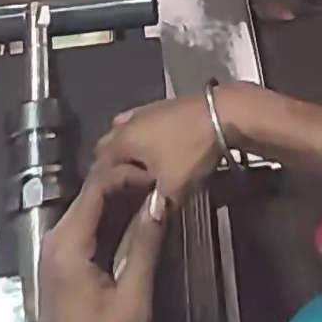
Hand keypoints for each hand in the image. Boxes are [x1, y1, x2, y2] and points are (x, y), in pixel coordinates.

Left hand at [39, 164, 167, 321]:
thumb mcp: (132, 301)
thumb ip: (146, 245)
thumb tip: (161, 198)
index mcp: (67, 245)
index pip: (97, 185)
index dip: (129, 173)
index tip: (159, 173)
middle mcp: (56, 240)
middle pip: (92, 191)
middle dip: (128, 181)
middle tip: (163, 182)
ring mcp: (57, 251)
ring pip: (92, 205)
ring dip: (123, 197)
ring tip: (157, 195)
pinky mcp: (63, 262)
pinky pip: (89, 224)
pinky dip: (114, 216)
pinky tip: (140, 218)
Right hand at [96, 92, 235, 200]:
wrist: (222, 114)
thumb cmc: (191, 149)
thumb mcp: (173, 186)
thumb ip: (157, 205)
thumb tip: (151, 217)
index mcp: (124, 138)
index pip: (99, 160)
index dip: (101, 181)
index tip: (109, 199)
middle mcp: (130, 120)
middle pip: (111, 142)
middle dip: (114, 163)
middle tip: (125, 185)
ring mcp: (149, 108)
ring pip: (129, 130)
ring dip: (132, 148)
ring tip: (142, 169)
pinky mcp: (167, 105)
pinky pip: (146, 124)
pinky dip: (147, 138)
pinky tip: (159, 152)